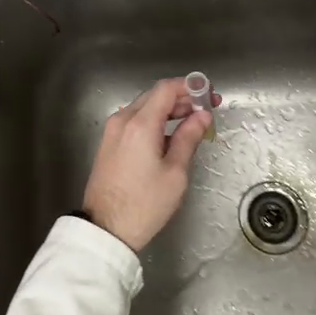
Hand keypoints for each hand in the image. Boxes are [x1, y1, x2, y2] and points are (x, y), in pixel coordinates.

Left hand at [82, 78, 214, 250]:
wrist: (105, 229)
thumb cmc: (145, 204)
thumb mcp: (175, 173)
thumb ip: (188, 138)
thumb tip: (202, 116)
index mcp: (139, 123)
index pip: (166, 89)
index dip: (190, 86)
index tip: (210, 94)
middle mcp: (122, 120)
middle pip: (155, 96)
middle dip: (182, 98)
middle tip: (207, 108)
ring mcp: (112, 130)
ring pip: (144, 107)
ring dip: (169, 109)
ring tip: (194, 121)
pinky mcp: (109, 142)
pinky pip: (135, 121)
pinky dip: (155, 120)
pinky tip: (171, 134)